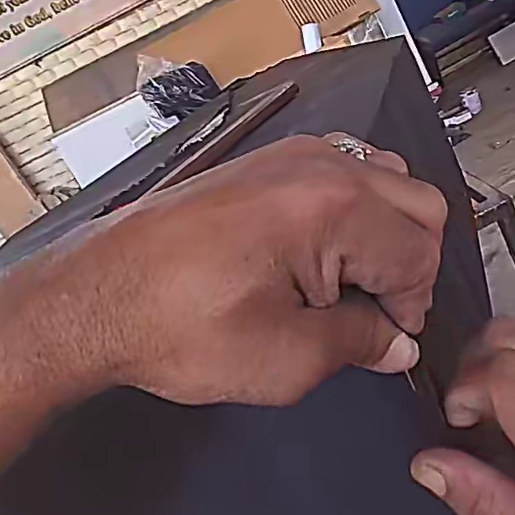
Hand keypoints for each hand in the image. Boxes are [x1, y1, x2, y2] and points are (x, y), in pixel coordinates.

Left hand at [33, 134, 448, 406]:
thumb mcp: (283, 359)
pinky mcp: (260, 162)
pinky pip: (339, 174)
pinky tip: (315, 255)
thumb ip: (358, 344)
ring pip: (383, 181)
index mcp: (331, 206)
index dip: (413, 305)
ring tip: (342, 284)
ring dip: (383, 233)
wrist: (95, 296)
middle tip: (374, 312)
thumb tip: (397, 342)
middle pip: (417, 205)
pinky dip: (349, 212)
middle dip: (409, 263)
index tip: (390, 337)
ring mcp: (287, 155)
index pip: (419, 251)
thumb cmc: (175, 326)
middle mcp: (317, 165)